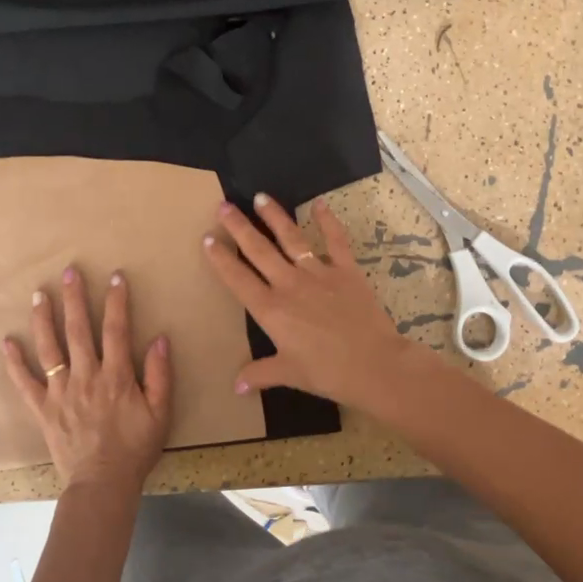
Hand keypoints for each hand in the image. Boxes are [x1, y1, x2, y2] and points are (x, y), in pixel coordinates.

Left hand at [4, 267, 172, 491]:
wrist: (103, 483)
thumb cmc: (135, 449)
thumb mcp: (160, 413)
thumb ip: (159, 375)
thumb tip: (159, 339)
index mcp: (116, 376)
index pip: (116, 329)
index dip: (116, 301)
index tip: (114, 277)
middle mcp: (85, 376)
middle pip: (78, 330)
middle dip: (74, 298)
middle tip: (69, 272)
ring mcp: (60, 391)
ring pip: (49, 348)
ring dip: (44, 319)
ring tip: (39, 295)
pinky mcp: (43, 408)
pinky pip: (25, 382)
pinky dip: (15, 362)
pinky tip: (7, 342)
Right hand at [203, 194, 421, 408]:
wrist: (374, 365)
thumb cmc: (327, 373)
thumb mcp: (289, 375)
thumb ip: (261, 373)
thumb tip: (237, 385)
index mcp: (270, 309)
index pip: (238, 278)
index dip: (221, 258)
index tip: (207, 238)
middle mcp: (288, 284)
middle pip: (258, 250)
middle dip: (239, 227)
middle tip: (223, 206)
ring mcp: (318, 274)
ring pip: (290, 238)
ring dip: (274, 216)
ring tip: (259, 197)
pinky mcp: (345, 271)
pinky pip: (335, 241)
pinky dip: (328, 221)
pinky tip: (320, 204)